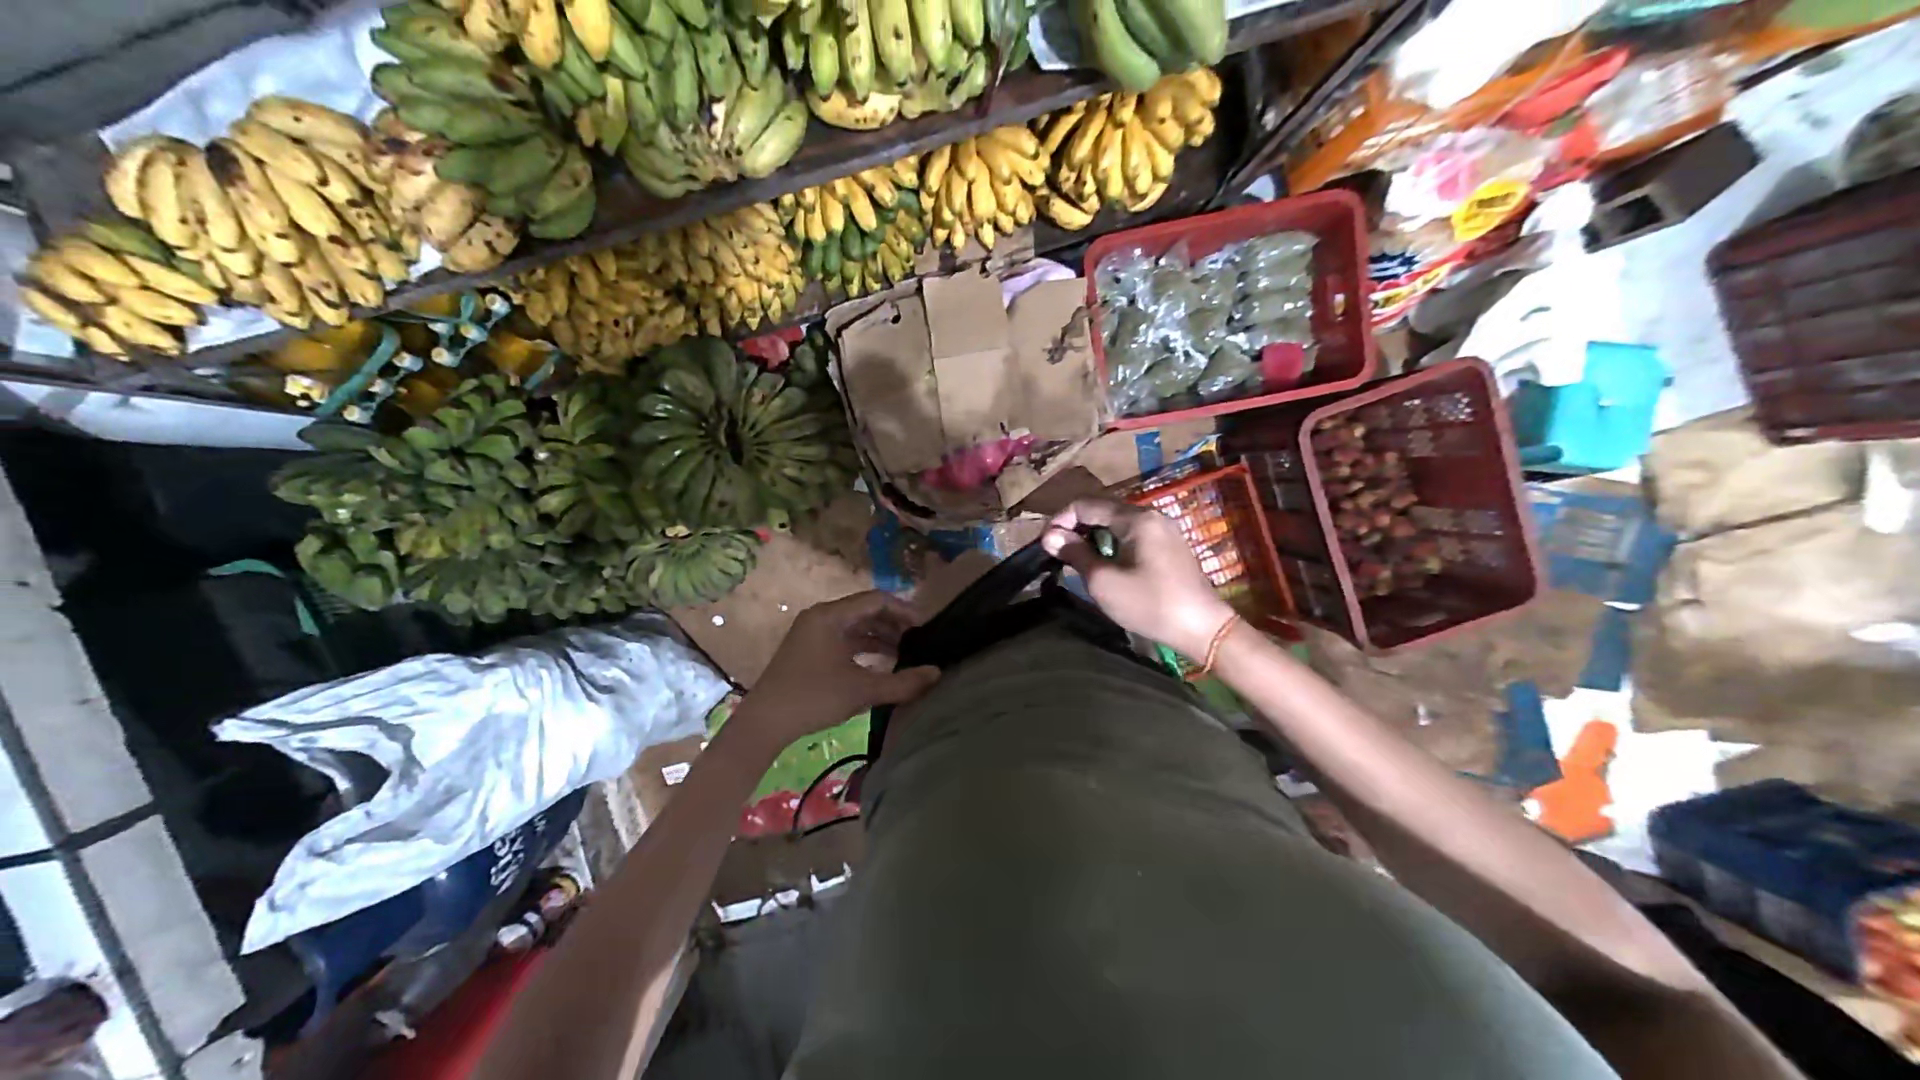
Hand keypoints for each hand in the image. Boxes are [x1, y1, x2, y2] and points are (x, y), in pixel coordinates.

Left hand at [733, 591, 940, 753]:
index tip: (927, 627)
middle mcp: (821, 617)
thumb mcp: (862, 690)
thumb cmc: (813, 698)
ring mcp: (813, 634)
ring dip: (881, 638)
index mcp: (831, 616)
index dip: (905, 611)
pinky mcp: (809, 651)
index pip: (876, 600)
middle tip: (921, 641)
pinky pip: (844, 641)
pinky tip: (883, 666)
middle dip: (895, 625)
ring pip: (855, 627)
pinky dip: (865, 649)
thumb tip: (937, 674)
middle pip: (866, 611)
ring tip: (908, 654)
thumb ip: (903, 682)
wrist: (764, 723)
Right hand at [1042, 498, 1235, 658]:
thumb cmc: (1149, 604)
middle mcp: (1151, 515)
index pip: (1086, 504)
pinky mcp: (1169, 544)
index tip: (1046, 545)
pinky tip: (1104, 564)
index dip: (1060, 520)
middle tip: (1058, 553)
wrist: (1202, 628)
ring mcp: (1163, 528)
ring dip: (1093, 536)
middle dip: (1075, 528)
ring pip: (1117, 522)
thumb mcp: (1104, 581)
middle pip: (1102, 509)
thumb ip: (1075, 554)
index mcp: (1136, 518)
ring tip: (1077, 560)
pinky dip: (1112, 543)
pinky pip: (1132, 534)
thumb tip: (1050, 537)